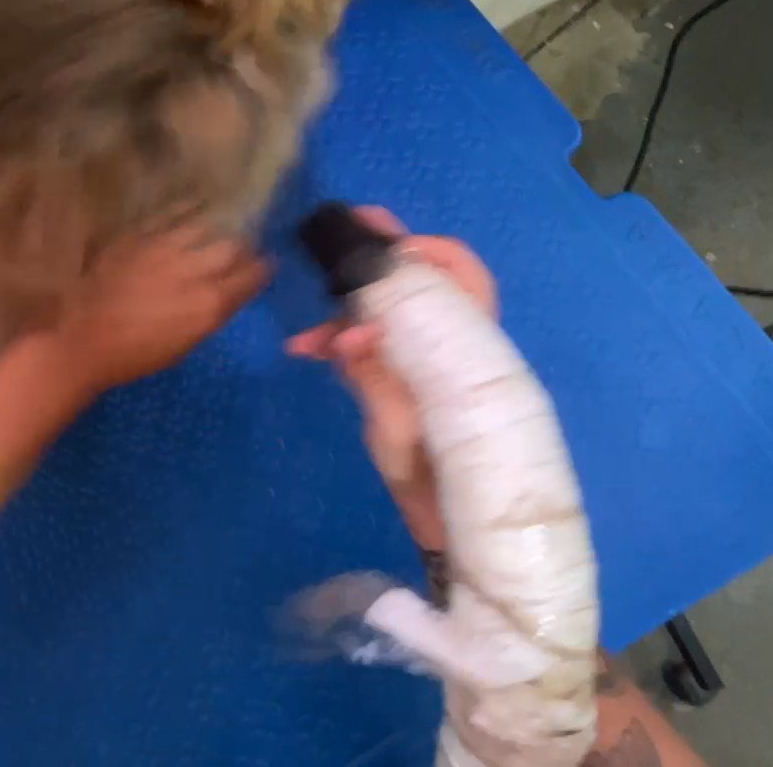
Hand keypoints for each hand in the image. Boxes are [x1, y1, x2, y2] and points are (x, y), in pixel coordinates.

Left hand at [43, 226, 268, 396]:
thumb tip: (221, 293)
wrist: (83, 339)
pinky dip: (186, 212)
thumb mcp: (184, 342)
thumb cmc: (135, 354)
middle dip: (242, 247)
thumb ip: (207, 312)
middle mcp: (193, 270)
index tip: (265, 265)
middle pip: (232, 246)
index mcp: (209, 304)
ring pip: (204, 227)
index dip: (261, 269)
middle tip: (242, 248)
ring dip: (215, 229)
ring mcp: (164, 248)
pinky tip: (193, 208)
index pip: (250, 276)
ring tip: (218, 227)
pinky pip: (170, 216)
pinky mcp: (138, 236)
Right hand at [284, 208, 494, 544]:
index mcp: (468, 349)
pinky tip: (304, 350)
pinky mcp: (392, 385)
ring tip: (308, 337)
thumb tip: (349, 331)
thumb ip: (378, 376)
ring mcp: (418, 365)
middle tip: (334, 239)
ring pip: (382, 315)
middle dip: (372, 263)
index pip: (461, 276)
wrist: (446, 534)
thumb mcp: (404, 427)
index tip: (379, 241)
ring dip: (342, 313)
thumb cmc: (437, 484)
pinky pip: (361, 347)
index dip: (426, 250)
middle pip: (416, 284)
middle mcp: (447, 347)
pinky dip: (334, 342)